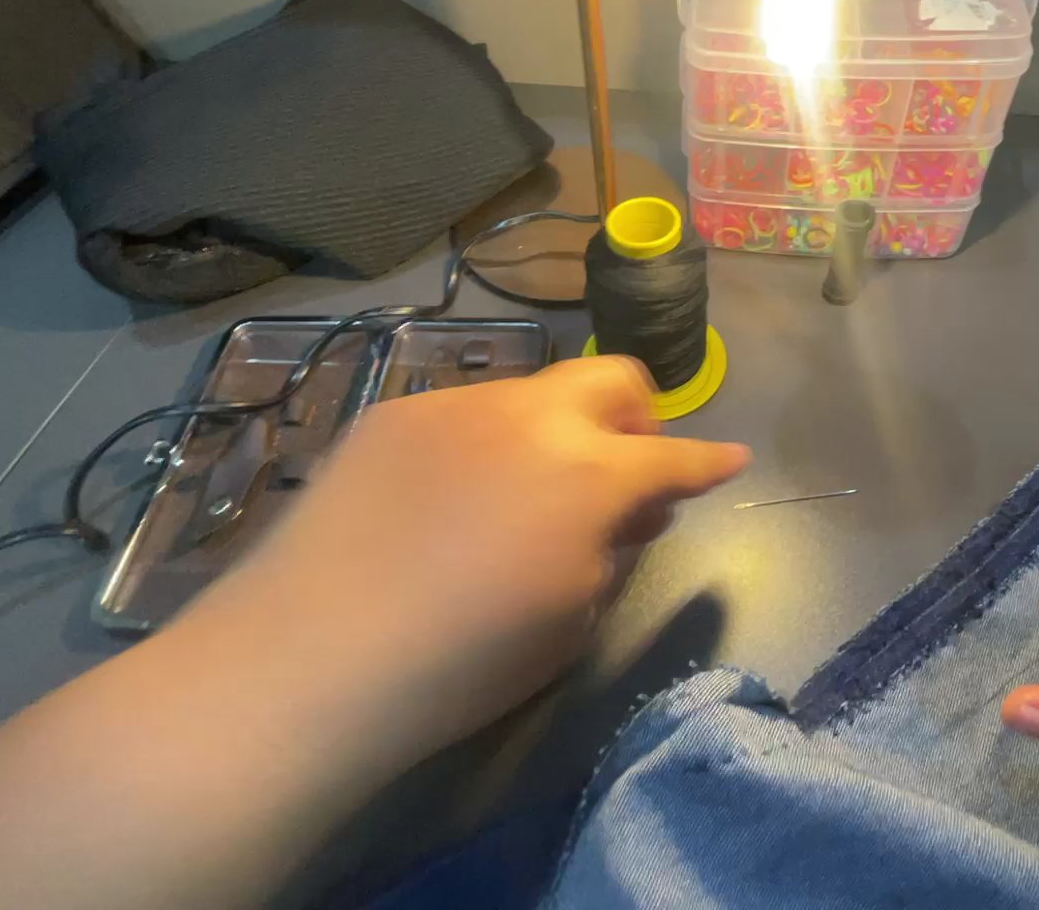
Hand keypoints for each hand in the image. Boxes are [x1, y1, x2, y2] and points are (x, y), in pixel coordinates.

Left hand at [174, 356, 749, 780]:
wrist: (306, 658)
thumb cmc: (462, 661)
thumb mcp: (572, 617)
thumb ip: (612, 546)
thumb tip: (626, 509)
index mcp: (588, 472)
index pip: (673, 455)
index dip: (709, 460)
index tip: (732, 457)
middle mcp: (530, 415)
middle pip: (612, 377)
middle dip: (637, 415)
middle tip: (621, 468)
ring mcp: (456, 404)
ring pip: (536, 392)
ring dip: (555, 432)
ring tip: (520, 493)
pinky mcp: (394, 412)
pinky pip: (467, 413)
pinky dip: (487, 443)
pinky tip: (447, 498)